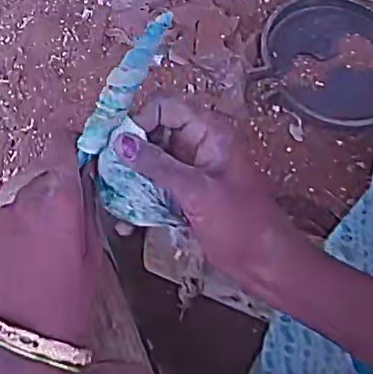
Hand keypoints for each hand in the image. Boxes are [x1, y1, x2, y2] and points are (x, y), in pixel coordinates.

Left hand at [0, 133, 97, 345]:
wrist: (27, 336)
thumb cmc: (71, 296)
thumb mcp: (94, 247)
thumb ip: (89, 201)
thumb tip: (88, 173)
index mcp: (60, 196)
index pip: (62, 143)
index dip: (74, 144)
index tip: (84, 154)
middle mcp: (29, 194)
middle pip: (48, 166)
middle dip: (62, 177)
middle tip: (75, 204)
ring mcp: (7, 209)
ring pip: (31, 186)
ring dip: (43, 196)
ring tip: (54, 230)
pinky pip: (16, 206)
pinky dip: (27, 213)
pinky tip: (36, 242)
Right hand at [112, 96, 312, 306]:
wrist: (268, 266)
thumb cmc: (242, 224)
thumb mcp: (197, 192)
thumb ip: (157, 166)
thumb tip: (121, 141)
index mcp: (209, 131)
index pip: (165, 107)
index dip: (139, 120)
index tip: (117, 145)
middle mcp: (198, 143)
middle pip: (154, 132)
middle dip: (129, 150)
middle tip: (105, 172)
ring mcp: (192, 168)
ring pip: (151, 159)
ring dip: (130, 177)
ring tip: (110, 197)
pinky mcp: (186, 192)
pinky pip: (156, 184)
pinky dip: (140, 197)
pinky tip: (126, 221)